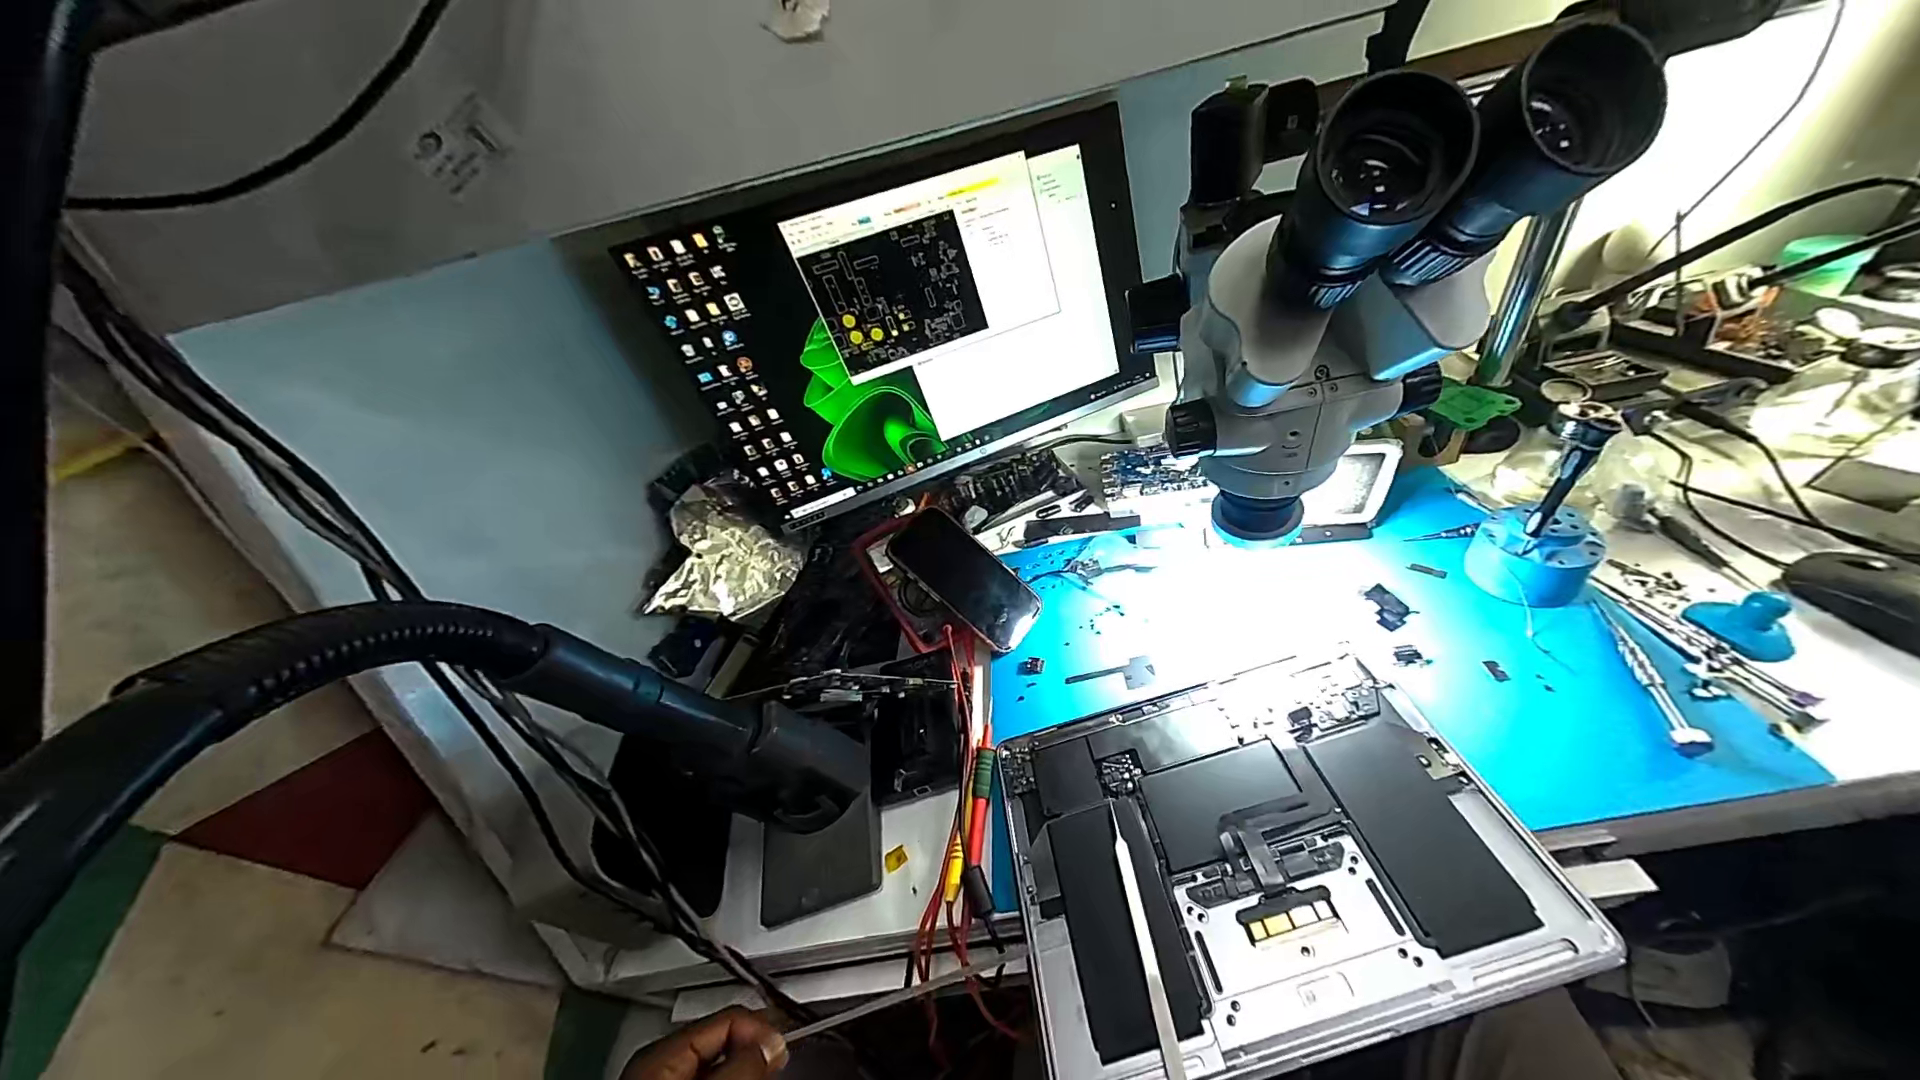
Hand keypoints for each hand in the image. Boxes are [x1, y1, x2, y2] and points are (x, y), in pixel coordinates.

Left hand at [620, 1006, 789, 1079]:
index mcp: (661, 1056)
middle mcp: (657, 1070)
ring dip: (740, 1074)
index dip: (759, 1031)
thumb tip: (772, 1042)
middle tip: (773, 1070)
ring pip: (715, 1071)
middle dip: (750, 1056)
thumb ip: (741, 1066)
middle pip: (721, 1045)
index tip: (782, 1052)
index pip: (727, 1018)